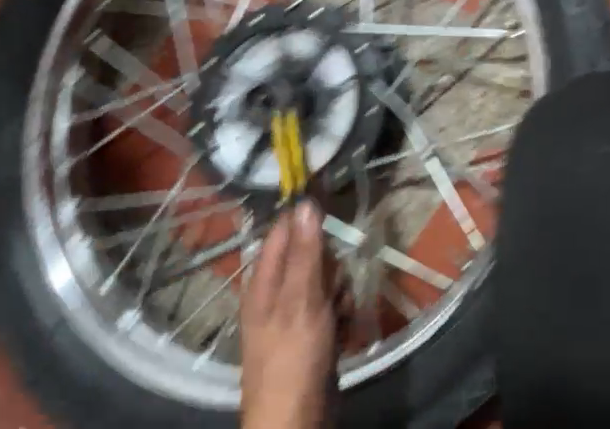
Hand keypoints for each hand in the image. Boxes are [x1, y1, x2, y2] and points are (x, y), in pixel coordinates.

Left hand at [242, 204, 338, 428]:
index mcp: (263, 281)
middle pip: (313, 254)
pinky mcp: (314, 332)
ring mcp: (296, 314)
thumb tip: (305, 203)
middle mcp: (277, 293)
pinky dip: (344, 313)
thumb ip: (305, 252)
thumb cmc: (292, 357)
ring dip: (342, 291)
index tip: (334, 210)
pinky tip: (345, 330)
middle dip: (333, 265)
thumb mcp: (301, 299)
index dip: (306, 217)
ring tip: (341, 313)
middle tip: (335, 284)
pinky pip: (335, 306)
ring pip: (329, 280)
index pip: (283, 230)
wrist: (296, 421)